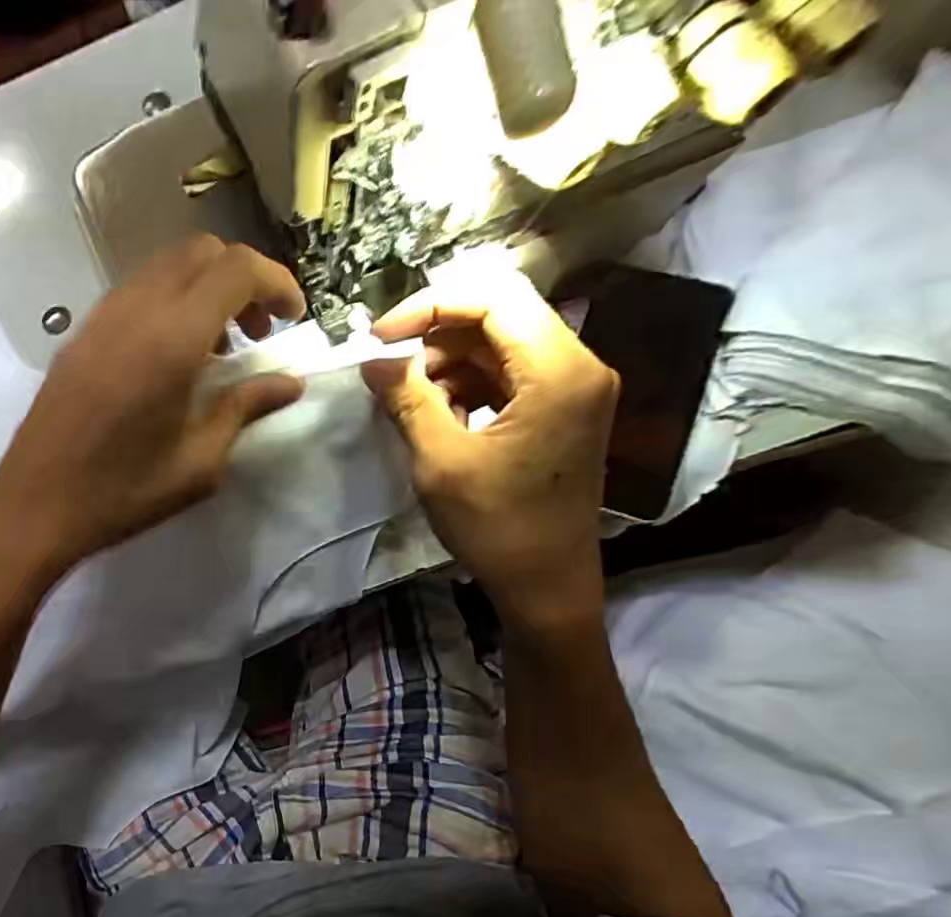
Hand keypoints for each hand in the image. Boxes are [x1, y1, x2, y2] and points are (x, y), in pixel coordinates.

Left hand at [0, 236, 307, 580]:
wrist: (33, 509)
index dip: (276, 281)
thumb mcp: (198, 462)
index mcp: (171, 338)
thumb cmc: (122, 493)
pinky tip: (168, 361)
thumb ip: (245, 408)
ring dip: (202, 291)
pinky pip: (133, 296)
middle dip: (241, 280)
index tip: (294, 319)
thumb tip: (288, 383)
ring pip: (163, 270)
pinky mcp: (77, 338)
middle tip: (255, 336)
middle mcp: (133, 311)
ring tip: (214, 352)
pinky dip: (166, 305)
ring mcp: (98, 320)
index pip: (236, 268)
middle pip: (200, 253)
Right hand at [362, 263, 618, 632]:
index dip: (430, 306)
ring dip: (448, 361)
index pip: (494, 298)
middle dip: (436, 334)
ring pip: (501, 344)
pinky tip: (439, 414)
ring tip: (410, 399)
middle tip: (388, 366)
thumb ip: (407, 399)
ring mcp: (573, 389)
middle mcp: (578, 366)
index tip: (380, 337)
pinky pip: (509, 374)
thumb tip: (373, 360)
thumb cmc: (497, 526)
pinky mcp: (561, 411)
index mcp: (559, 371)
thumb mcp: (441, 460)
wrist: (547, 584)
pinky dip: (468, 383)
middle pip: (500, 315)